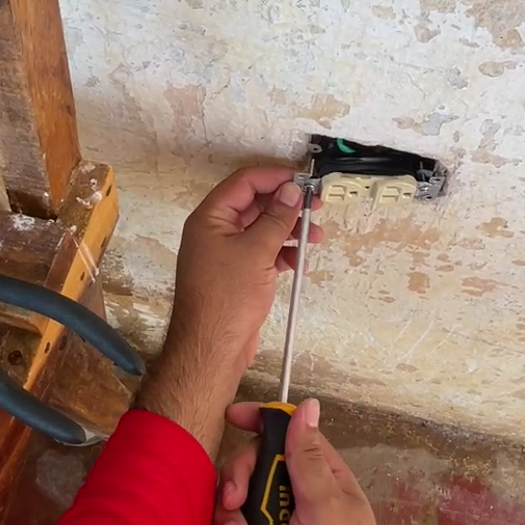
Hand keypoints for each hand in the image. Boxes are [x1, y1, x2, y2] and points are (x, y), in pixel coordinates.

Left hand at [165, 167, 323, 375]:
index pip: (244, 182)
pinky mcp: (237, 273)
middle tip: (314, 207)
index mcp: (210, 218)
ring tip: (313, 237)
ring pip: (262, 229)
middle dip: (286, 205)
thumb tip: (291, 192)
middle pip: (255, 204)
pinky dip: (282, 253)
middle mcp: (215, 231)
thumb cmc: (224, 301)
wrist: (213, 347)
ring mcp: (225, 253)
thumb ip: (276, 218)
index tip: (302, 181)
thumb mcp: (257, 251)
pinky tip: (298, 261)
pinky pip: (262, 252)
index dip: (275, 177)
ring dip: (288, 230)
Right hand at [208, 399, 396, 524]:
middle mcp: (298, 498)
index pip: (290, 435)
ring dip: (228, 520)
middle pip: (254, 465)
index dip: (262, 421)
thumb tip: (309, 403)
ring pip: (235, 501)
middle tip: (235, 502)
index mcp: (323, 479)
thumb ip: (307, 457)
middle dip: (238, 481)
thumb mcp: (324, 508)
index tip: (232, 416)